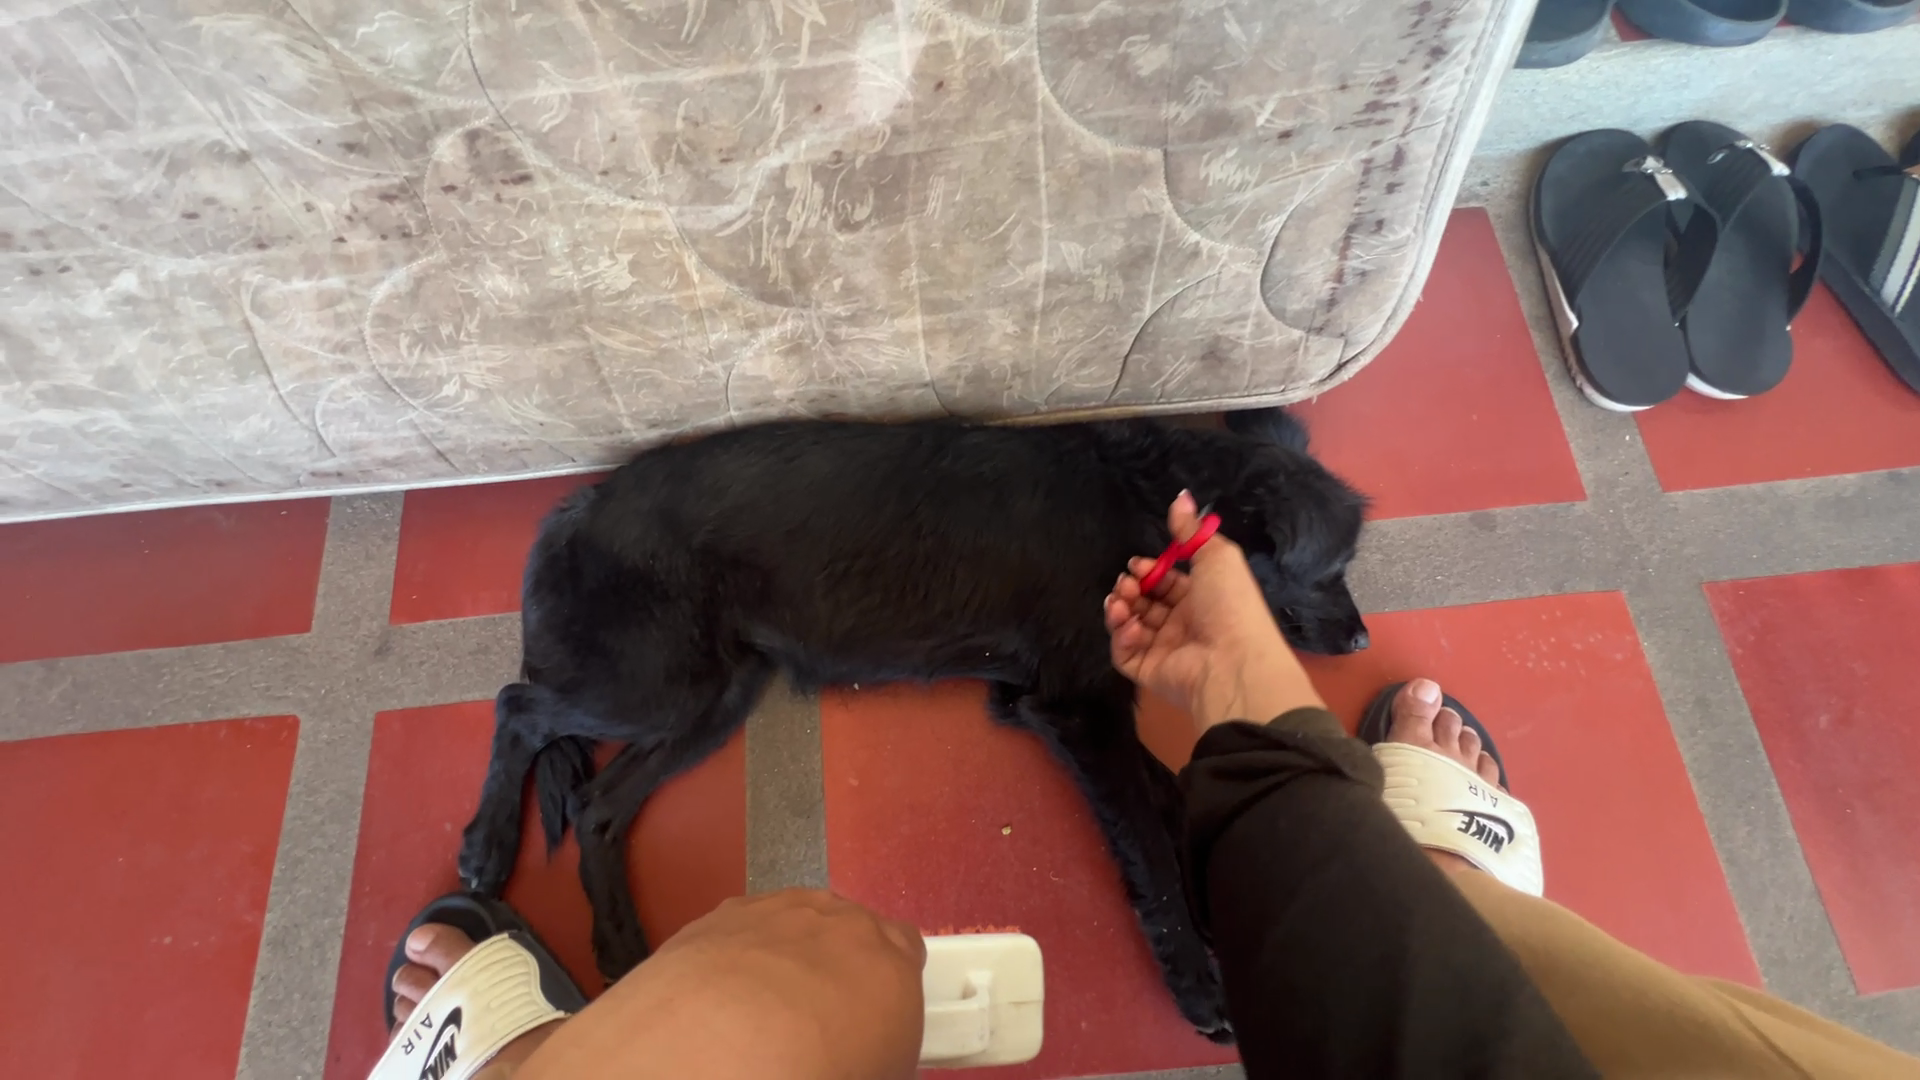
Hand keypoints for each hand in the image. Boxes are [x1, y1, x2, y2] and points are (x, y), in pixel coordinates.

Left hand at [520, 889, 925, 1079]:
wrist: (706, 1055)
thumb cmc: (806, 1073)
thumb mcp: (875, 1072)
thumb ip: (881, 1044)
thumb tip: (864, 1050)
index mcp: (894, 965)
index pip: (908, 952)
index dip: (888, 987)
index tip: (871, 1020)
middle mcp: (846, 923)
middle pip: (854, 934)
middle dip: (839, 970)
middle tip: (817, 1028)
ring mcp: (787, 909)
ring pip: (801, 924)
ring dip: (792, 957)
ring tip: (763, 1019)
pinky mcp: (731, 910)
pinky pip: (750, 927)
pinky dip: (743, 953)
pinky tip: (723, 999)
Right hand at [1104, 492, 1324, 732]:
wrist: (1232, 661)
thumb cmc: (1229, 605)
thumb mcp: (1216, 556)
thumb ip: (1191, 530)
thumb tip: (1181, 495)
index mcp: (1201, 599)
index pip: (1166, 582)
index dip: (1149, 571)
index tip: (1138, 565)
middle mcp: (1182, 624)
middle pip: (1144, 601)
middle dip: (1130, 587)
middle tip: (1128, 583)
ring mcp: (1164, 650)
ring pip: (1129, 624)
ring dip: (1120, 608)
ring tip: (1121, 601)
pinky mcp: (1147, 671)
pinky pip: (1124, 652)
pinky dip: (1121, 635)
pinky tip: (1129, 625)